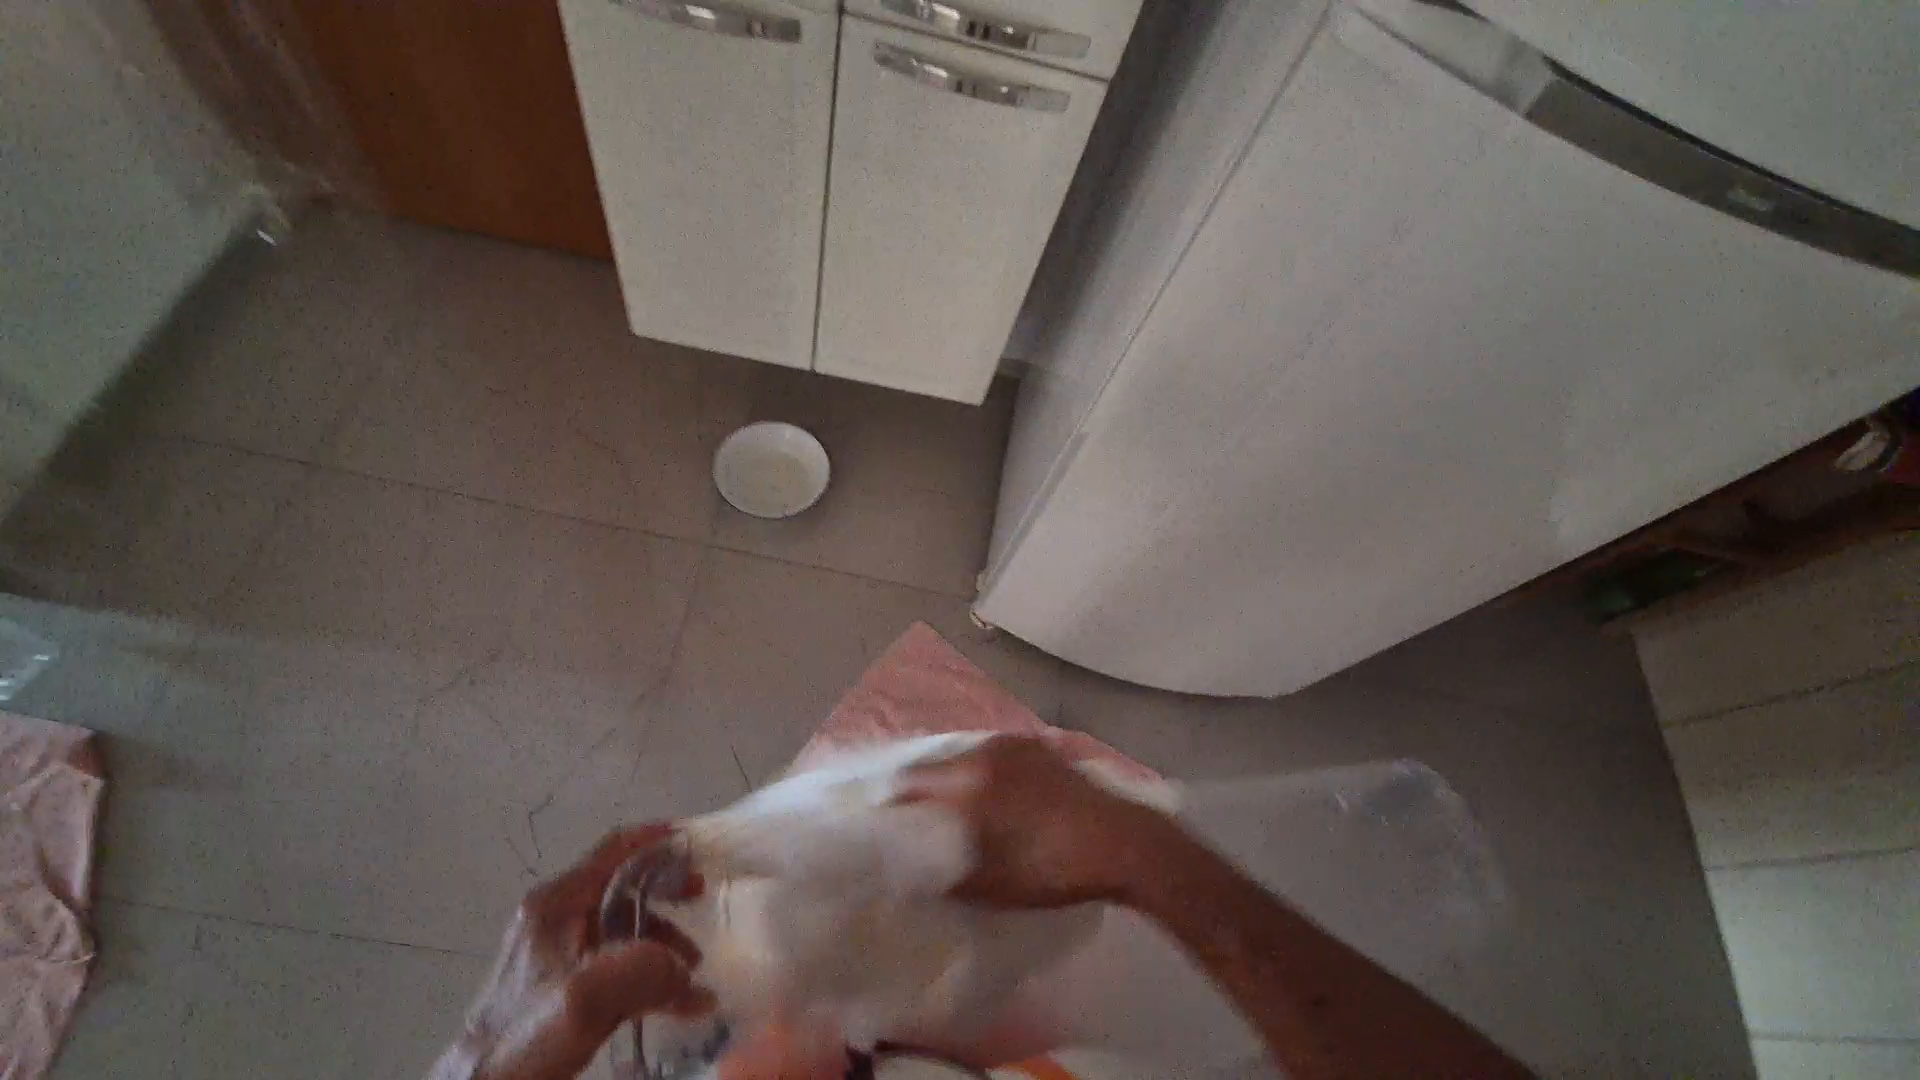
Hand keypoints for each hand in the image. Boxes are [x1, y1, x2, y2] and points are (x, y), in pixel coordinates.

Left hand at [430, 826, 714, 1079]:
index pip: (616, 848)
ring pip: (624, 923)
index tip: (699, 843)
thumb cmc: (527, 1034)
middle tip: (702, 899)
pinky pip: (616, 959)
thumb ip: (644, 969)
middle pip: (624, 882)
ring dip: (663, 938)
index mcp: (557, 901)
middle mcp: (556, 915)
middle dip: (667, 889)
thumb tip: (685, 971)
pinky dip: (647, 969)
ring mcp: (558, 949)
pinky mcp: (562, 982)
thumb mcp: (588, 997)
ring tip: (691, 970)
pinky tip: (673, 998)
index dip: (659, 839)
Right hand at [894, 736, 1179, 908]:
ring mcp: (1017, 744)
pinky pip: (994, 754)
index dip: (893, 800)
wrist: (1124, 843)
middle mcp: (988, 751)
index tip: (882, 819)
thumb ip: (948, 878)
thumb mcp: (995, 886)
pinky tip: (988, 791)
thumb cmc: (1054, 867)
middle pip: (939, 765)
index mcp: (972, 780)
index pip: (913, 781)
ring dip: (953, 777)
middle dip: (922, 788)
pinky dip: (981, 770)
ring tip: (948, 805)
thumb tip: (914, 877)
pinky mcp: (1040, 747)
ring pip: (967, 756)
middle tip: (913, 815)